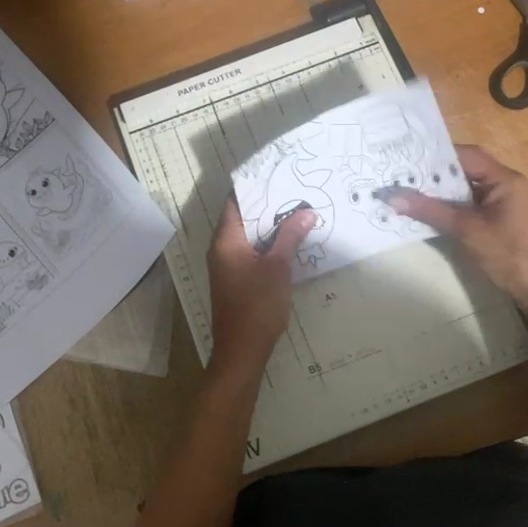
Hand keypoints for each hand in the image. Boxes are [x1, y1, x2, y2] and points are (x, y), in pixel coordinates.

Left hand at [205, 196, 313, 380]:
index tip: (278, 175)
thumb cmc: (257, 305)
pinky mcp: (236, 280)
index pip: (236, 202)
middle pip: (243, 218)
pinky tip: (291, 243)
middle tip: (296, 193)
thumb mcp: (278, 267)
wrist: (242, 351)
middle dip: (269, 206)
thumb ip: (290, 236)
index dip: (255, 187)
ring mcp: (227, 266)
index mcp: (225, 240)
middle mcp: (221, 249)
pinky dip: (268, 245)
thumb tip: (306, 212)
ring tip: (298, 213)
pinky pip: (252, 253)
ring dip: (271, 227)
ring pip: (249, 237)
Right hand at [386, 145, 527, 303]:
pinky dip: (450, 206)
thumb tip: (392, 197)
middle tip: (403, 175)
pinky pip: (470, 205)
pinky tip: (427, 211)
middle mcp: (506, 185)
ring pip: (466, 189)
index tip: (410, 158)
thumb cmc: (508, 254)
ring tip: (408, 191)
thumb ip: (430, 211)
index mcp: (505, 180)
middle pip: (466, 170)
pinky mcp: (498, 220)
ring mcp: (503, 203)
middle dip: (436, 174)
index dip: (439, 155)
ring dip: (441, 191)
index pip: (468, 156)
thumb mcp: (466, 230)